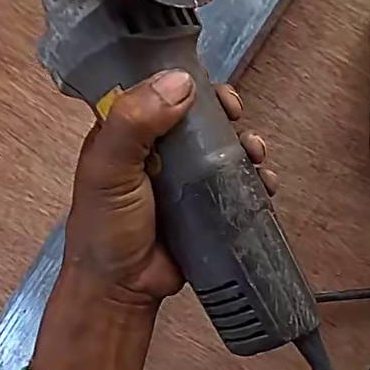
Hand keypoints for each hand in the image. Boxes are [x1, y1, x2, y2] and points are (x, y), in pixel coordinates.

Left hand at [33, 70, 272, 369]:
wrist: (124, 288)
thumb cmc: (106, 228)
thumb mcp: (109, 168)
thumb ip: (133, 123)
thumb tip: (179, 82)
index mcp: (126, 131)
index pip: (158, 90)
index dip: (186, 82)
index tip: (209, 87)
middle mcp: (157, 149)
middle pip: (199, 116)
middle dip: (224, 113)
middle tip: (236, 116)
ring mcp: (184, 177)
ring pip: (223, 147)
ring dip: (246, 144)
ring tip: (255, 153)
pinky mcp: (206, 203)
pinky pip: (236, 181)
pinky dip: (255, 177)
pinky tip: (263, 181)